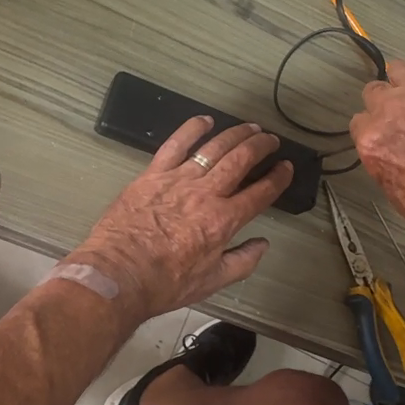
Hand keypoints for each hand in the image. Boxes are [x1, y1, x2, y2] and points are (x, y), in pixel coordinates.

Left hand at [71, 118, 294, 319]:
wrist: (118, 275)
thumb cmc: (164, 283)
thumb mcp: (211, 282)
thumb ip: (242, 262)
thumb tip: (262, 244)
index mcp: (224, 220)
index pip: (261, 193)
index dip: (278, 178)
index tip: (286, 167)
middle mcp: (206, 194)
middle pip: (241, 160)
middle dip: (261, 146)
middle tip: (271, 140)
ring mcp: (179, 179)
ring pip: (214, 148)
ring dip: (235, 134)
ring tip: (250, 128)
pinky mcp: (153, 174)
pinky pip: (176, 144)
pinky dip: (192, 129)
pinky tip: (205, 120)